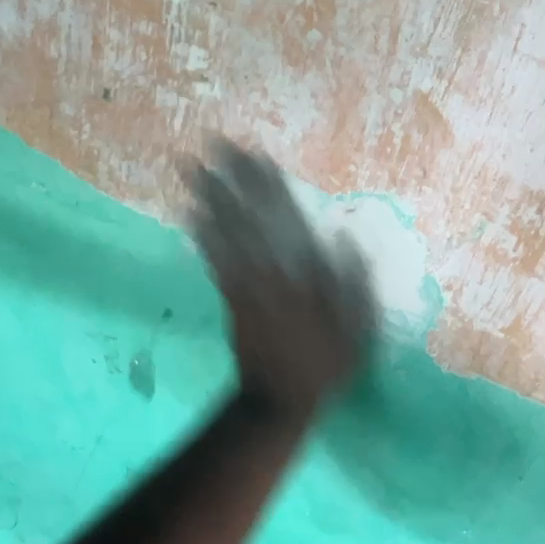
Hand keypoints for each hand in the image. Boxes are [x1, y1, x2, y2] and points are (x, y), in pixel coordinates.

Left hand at [181, 138, 377, 415]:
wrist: (280, 400)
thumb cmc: (324, 363)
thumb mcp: (356, 329)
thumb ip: (353, 284)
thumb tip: (348, 239)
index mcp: (305, 273)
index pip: (287, 218)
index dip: (270, 185)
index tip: (257, 154)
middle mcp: (272, 270)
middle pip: (251, 215)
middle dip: (234, 179)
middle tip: (215, 143)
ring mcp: (246, 283)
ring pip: (227, 232)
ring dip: (210, 197)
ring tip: (193, 167)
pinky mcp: (229, 297)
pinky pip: (213, 260)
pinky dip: (201, 234)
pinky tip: (188, 212)